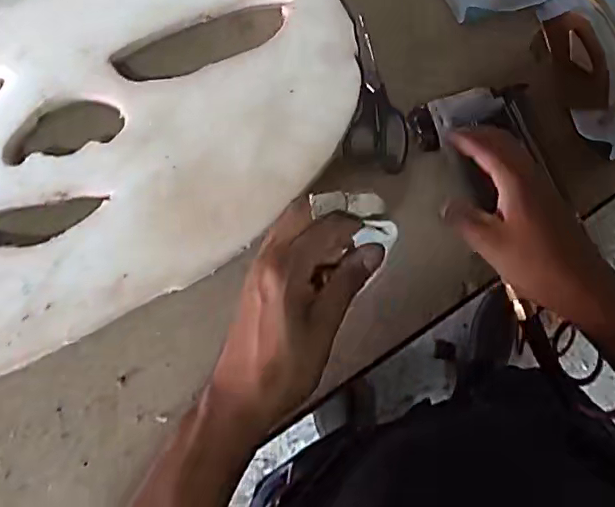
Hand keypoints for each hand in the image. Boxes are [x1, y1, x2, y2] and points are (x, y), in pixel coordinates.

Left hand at [208, 200, 383, 428]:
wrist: (236, 403)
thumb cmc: (283, 369)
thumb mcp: (324, 327)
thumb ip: (348, 282)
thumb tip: (374, 250)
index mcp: (286, 267)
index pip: (328, 225)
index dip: (357, 223)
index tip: (379, 230)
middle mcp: (269, 257)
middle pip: (305, 210)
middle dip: (337, 214)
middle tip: (363, 231)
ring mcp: (259, 265)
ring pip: (293, 223)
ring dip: (321, 225)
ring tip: (347, 248)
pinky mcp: (256, 277)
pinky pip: (285, 239)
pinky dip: (307, 239)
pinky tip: (324, 264)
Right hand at [440, 128, 614, 332]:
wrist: (580, 282)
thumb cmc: (537, 264)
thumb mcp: (492, 246)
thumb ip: (467, 222)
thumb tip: (447, 206)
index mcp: (516, 181)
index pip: (488, 148)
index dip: (467, 138)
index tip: (449, 134)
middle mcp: (532, 176)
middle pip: (506, 142)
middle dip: (482, 134)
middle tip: (460, 135)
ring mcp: (544, 185)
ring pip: (516, 152)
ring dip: (495, 144)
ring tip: (475, 148)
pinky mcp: (549, 198)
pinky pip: (523, 165)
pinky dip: (505, 159)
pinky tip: (498, 175)